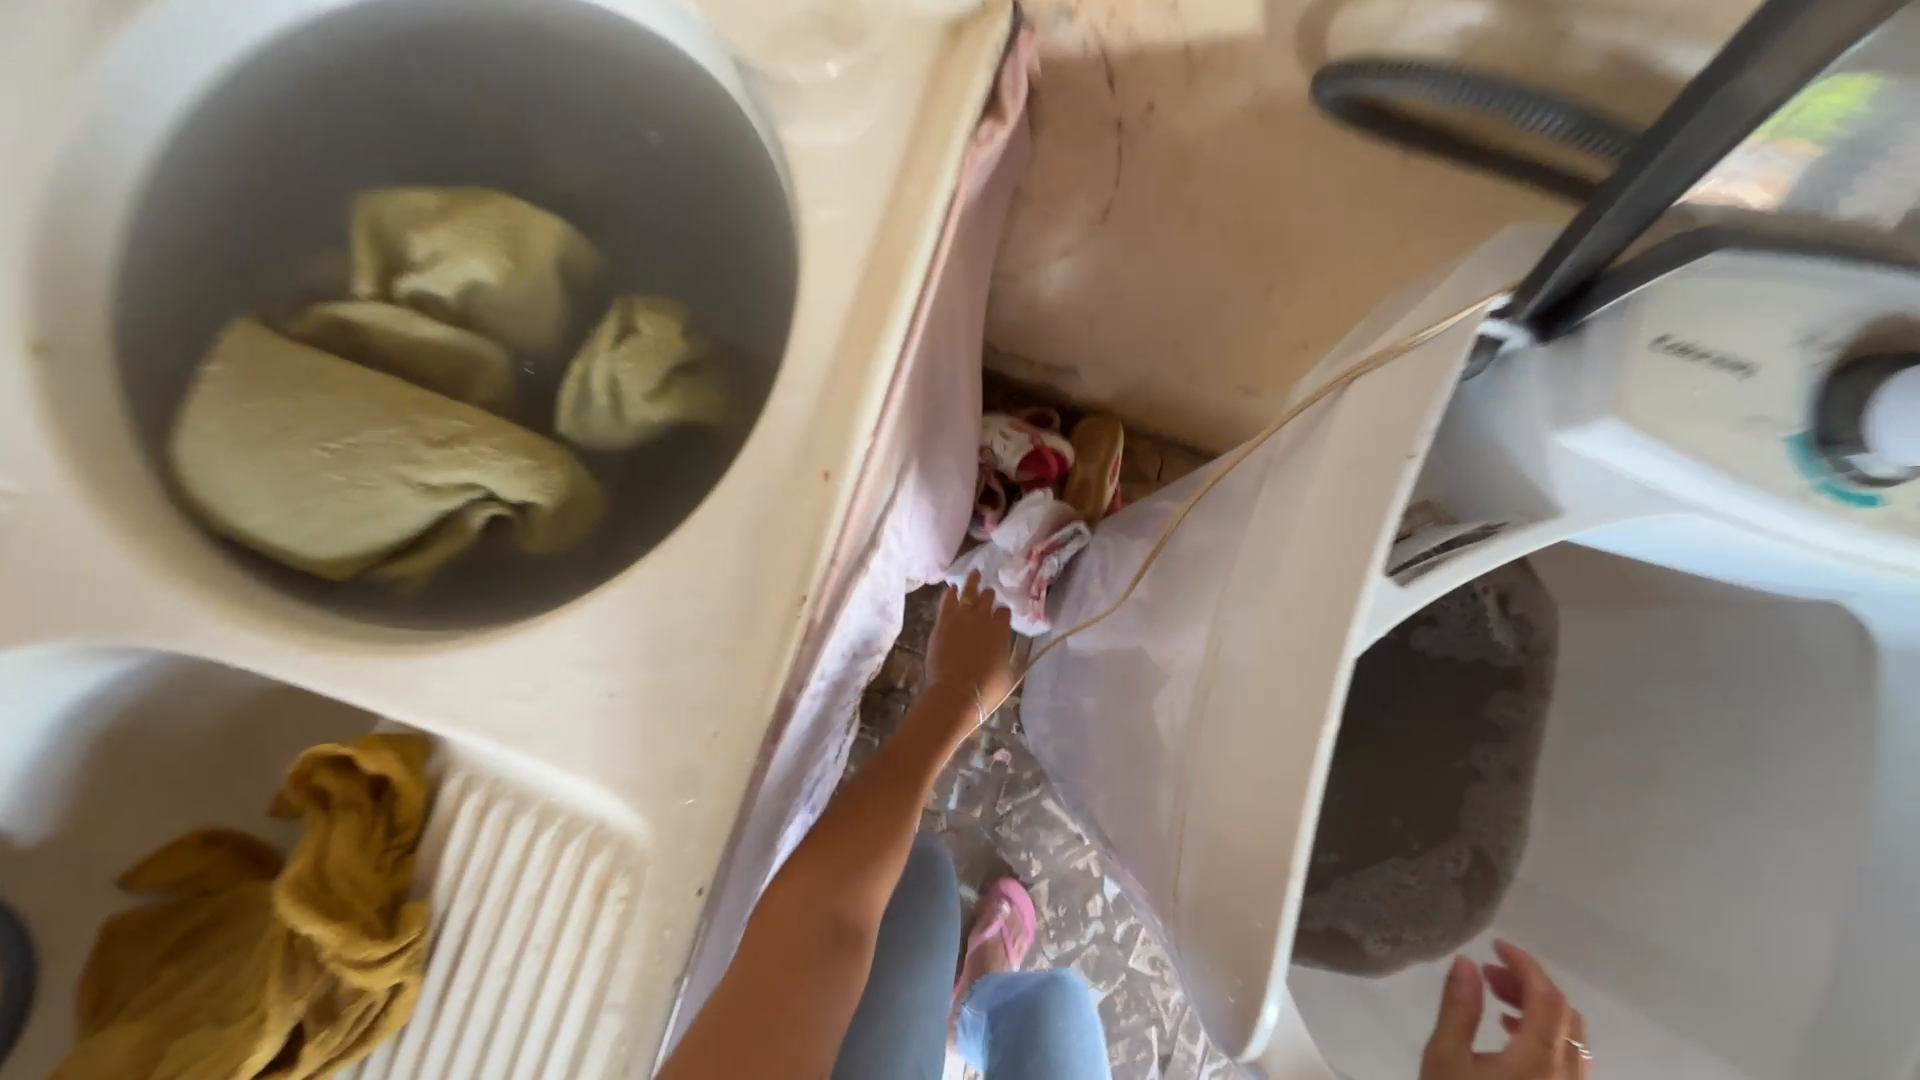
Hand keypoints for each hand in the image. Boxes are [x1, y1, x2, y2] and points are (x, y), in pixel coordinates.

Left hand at [925, 571, 1015, 725]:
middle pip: (987, 598)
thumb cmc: (987, 690)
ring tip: (974, 573)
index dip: (1003, 614)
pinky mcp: (942, 623)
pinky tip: (951, 588)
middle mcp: (982, 618)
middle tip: (988, 593)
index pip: (1004, 613)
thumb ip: (1012, 658)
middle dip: (989, 595)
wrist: (956, 694)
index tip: (1001, 616)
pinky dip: (950, 594)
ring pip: (968, 593)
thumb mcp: (1010, 675)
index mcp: (1001, 629)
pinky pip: (947, 602)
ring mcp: (961, 618)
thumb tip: (1016, 653)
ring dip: (972, 583)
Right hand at [1421, 941, 1590, 1079]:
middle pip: (1566, 1016)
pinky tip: (1509, 1035)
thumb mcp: (1446, 1057)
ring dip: (1537, 1008)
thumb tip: (1467, 961)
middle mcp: (1567, 1077)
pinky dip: (1544, 1034)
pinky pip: (1568, 1059)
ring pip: (1571, 1039)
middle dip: (1529, 984)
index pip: (1548, 998)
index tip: (1495, 944)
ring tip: (1495, 1000)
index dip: (1526, 964)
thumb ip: (1459, 1007)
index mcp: (1539, 1060)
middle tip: (1487, 972)